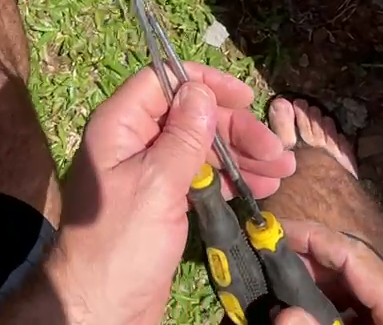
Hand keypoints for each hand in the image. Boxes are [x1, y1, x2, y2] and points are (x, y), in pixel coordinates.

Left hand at [40, 63, 294, 324]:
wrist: (100, 308)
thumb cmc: (122, 242)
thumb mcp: (157, 183)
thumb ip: (183, 136)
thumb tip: (200, 90)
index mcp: (119, 124)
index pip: (162, 81)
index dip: (203, 83)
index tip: (244, 97)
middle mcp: (131, 141)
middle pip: (187, 116)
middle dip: (233, 129)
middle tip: (276, 152)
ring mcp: (147, 172)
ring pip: (198, 147)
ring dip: (239, 156)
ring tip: (281, 171)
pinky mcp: (161, 202)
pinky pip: (198, 177)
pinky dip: (228, 179)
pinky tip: (259, 189)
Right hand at [271, 220, 382, 324]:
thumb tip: (282, 313)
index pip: (353, 253)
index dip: (307, 236)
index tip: (265, 231)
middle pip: (350, 268)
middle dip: (304, 264)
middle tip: (262, 264)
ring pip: (352, 289)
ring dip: (313, 288)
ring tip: (277, 288)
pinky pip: (359, 310)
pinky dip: (329, 309)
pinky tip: (304, 314)